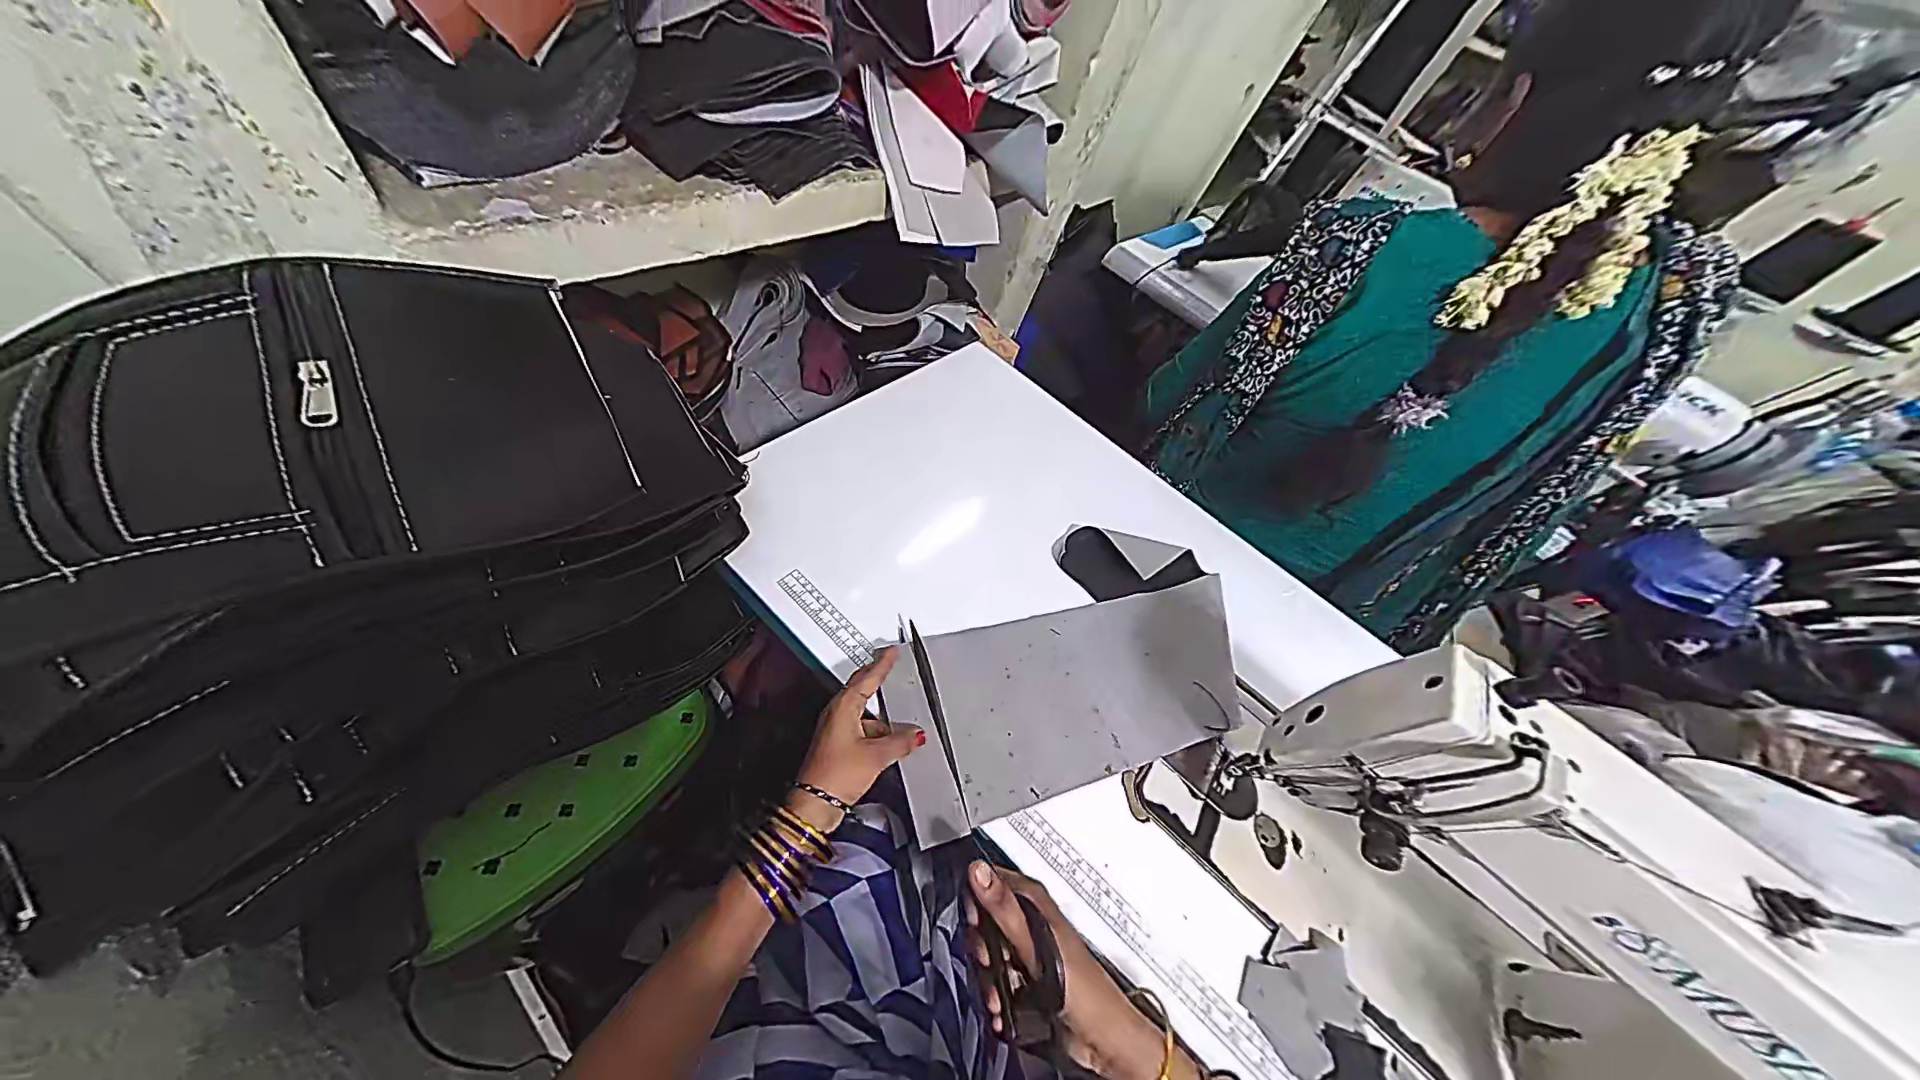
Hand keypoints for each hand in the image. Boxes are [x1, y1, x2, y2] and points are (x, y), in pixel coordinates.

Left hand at [795, 648, 922, 810]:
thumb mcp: (877, 755)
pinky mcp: (837, 744)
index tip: (890, 652)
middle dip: (874, 677)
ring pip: (861, 711)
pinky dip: (874, 729)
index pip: (867, 678)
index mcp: (844, 707)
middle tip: (886, 665)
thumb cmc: (835, 776)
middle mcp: (836, 714)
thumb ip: (900, 742)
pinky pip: (860, 727)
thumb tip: (914, 735)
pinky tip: (887, 740)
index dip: (881, 664)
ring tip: (897, 716)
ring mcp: (835, 729)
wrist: (816, 802)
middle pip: (859, 688)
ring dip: (878, 711)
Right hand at [966, 862, 1193, 1079]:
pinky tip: (1001, 1004)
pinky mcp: (1025, 976)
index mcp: (1033, 901)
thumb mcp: (1034, 942)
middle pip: (985, 919)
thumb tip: (978, 870)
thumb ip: (1004, 905)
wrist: (1099, 1037)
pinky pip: (996, 976)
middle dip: (981, 945)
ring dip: (987, 975)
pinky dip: (994, 991)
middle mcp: (1030, 921)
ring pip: (988, 951)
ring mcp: (1027, 949)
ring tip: (998, 990)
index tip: (974, 922)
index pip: (990, 880)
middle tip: (988, 959)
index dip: (975, 899)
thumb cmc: (1082, 988)